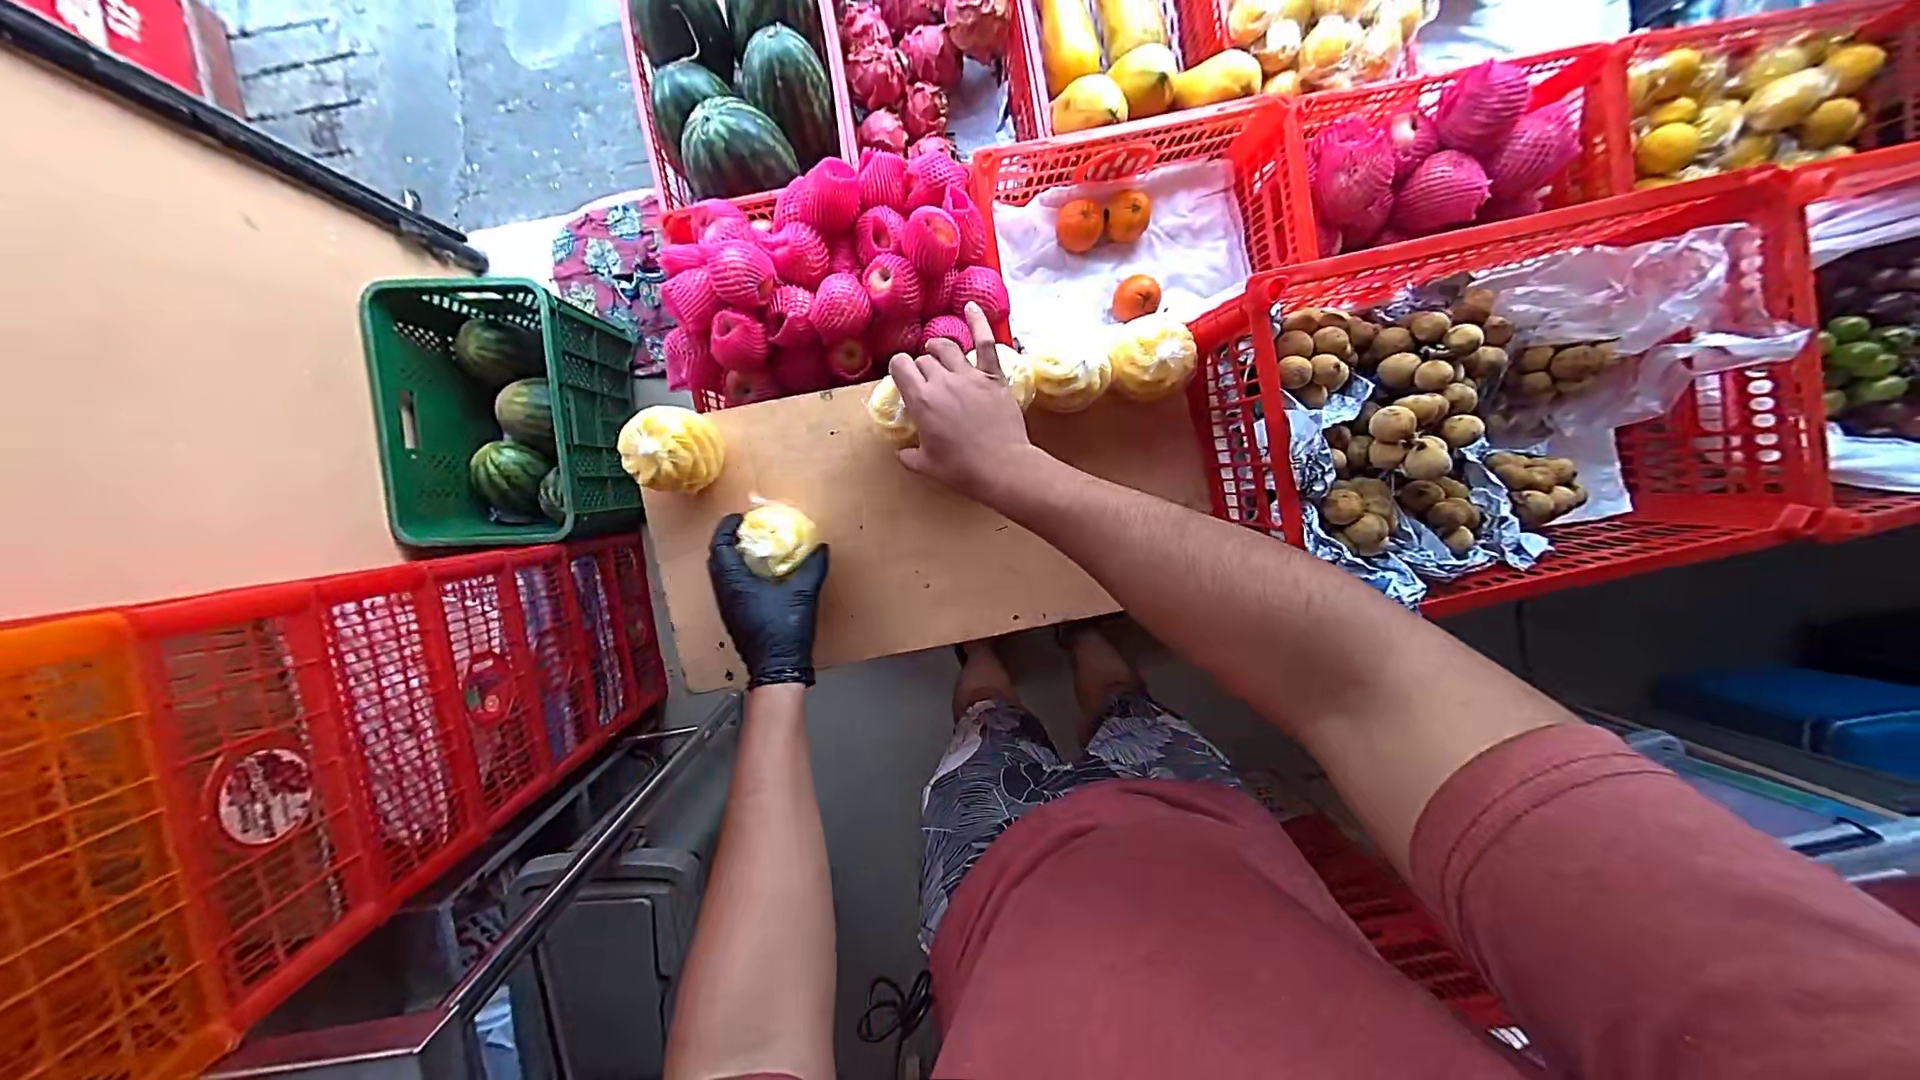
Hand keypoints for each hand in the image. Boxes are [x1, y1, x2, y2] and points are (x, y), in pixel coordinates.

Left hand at [708, 514, 829, 687]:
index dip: (727, 527)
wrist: (777, 667)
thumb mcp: (803, 592)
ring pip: (722, 573)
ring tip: (755, 548)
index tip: (740, 517)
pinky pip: (730, 586)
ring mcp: (727, 607)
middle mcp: (724, 592)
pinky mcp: (735, 617)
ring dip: (734, 557)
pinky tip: (762, 575)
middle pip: (717, 558)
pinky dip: (740, 573)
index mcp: (733, 581)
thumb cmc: (784, 629)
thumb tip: (822, 548)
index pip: (719, 545)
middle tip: (748, 530)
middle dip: (729, 540)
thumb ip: (812, 566)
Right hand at [890, 302, 1043, 504]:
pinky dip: (979, 322)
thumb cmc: (962, 470)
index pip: (900, 367)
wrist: (1001, 467)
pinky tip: (972, 307)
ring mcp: (969, 376)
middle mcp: (942, 382)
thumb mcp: (927, 466)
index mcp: (921, 401)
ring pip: (947, 347)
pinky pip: (985, 342)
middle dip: (921, 366)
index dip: (899, 369)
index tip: (903, 377)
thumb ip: (910, 455)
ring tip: (936, 351)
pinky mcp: (993, 377)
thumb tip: (902, 452)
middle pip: (924, 360)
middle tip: (926, 379)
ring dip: (938, 347)